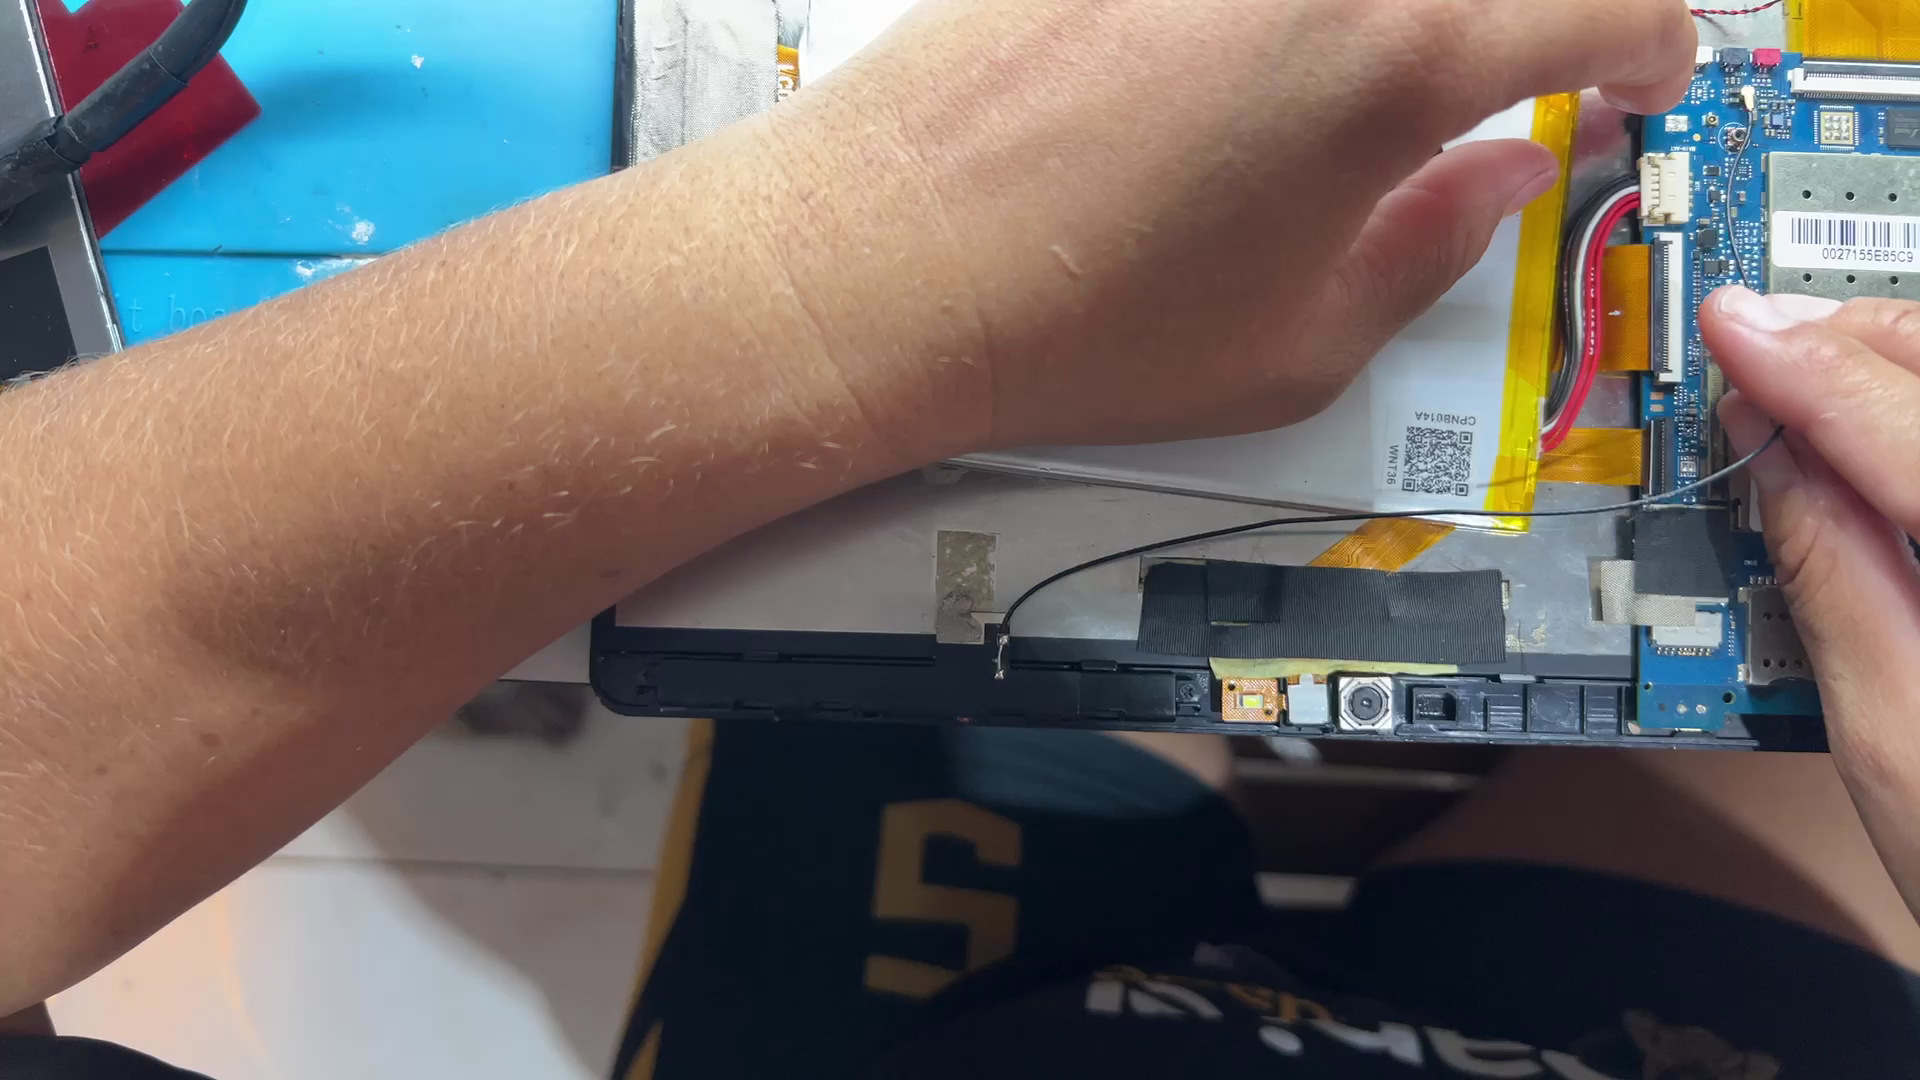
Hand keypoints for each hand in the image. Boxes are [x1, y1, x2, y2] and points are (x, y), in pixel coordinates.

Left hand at [766, 0, 1696, 451]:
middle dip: (1523, 13)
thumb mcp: (1285, 358)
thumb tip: (1500, 176)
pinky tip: (1232, 70)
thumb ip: (1423, 259)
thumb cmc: (1085, 340)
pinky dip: (1255, 32)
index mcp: (1394, 56)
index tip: (1637, 74)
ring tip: (1338, 92)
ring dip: (1366, 32)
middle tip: (1507, 61)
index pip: (1602, 2)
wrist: (897, 277)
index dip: (1645, 42)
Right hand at [1701, 286, 1919, 912]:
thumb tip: (1772, 457)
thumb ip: (1836, 574)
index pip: (1916, 433)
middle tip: (1763, 332)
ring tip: (1817, 359)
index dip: (1807, 370)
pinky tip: (1889, 411)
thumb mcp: (1891, 726)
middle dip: (1873, 340)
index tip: (1729, 321)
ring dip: (1912, 360)